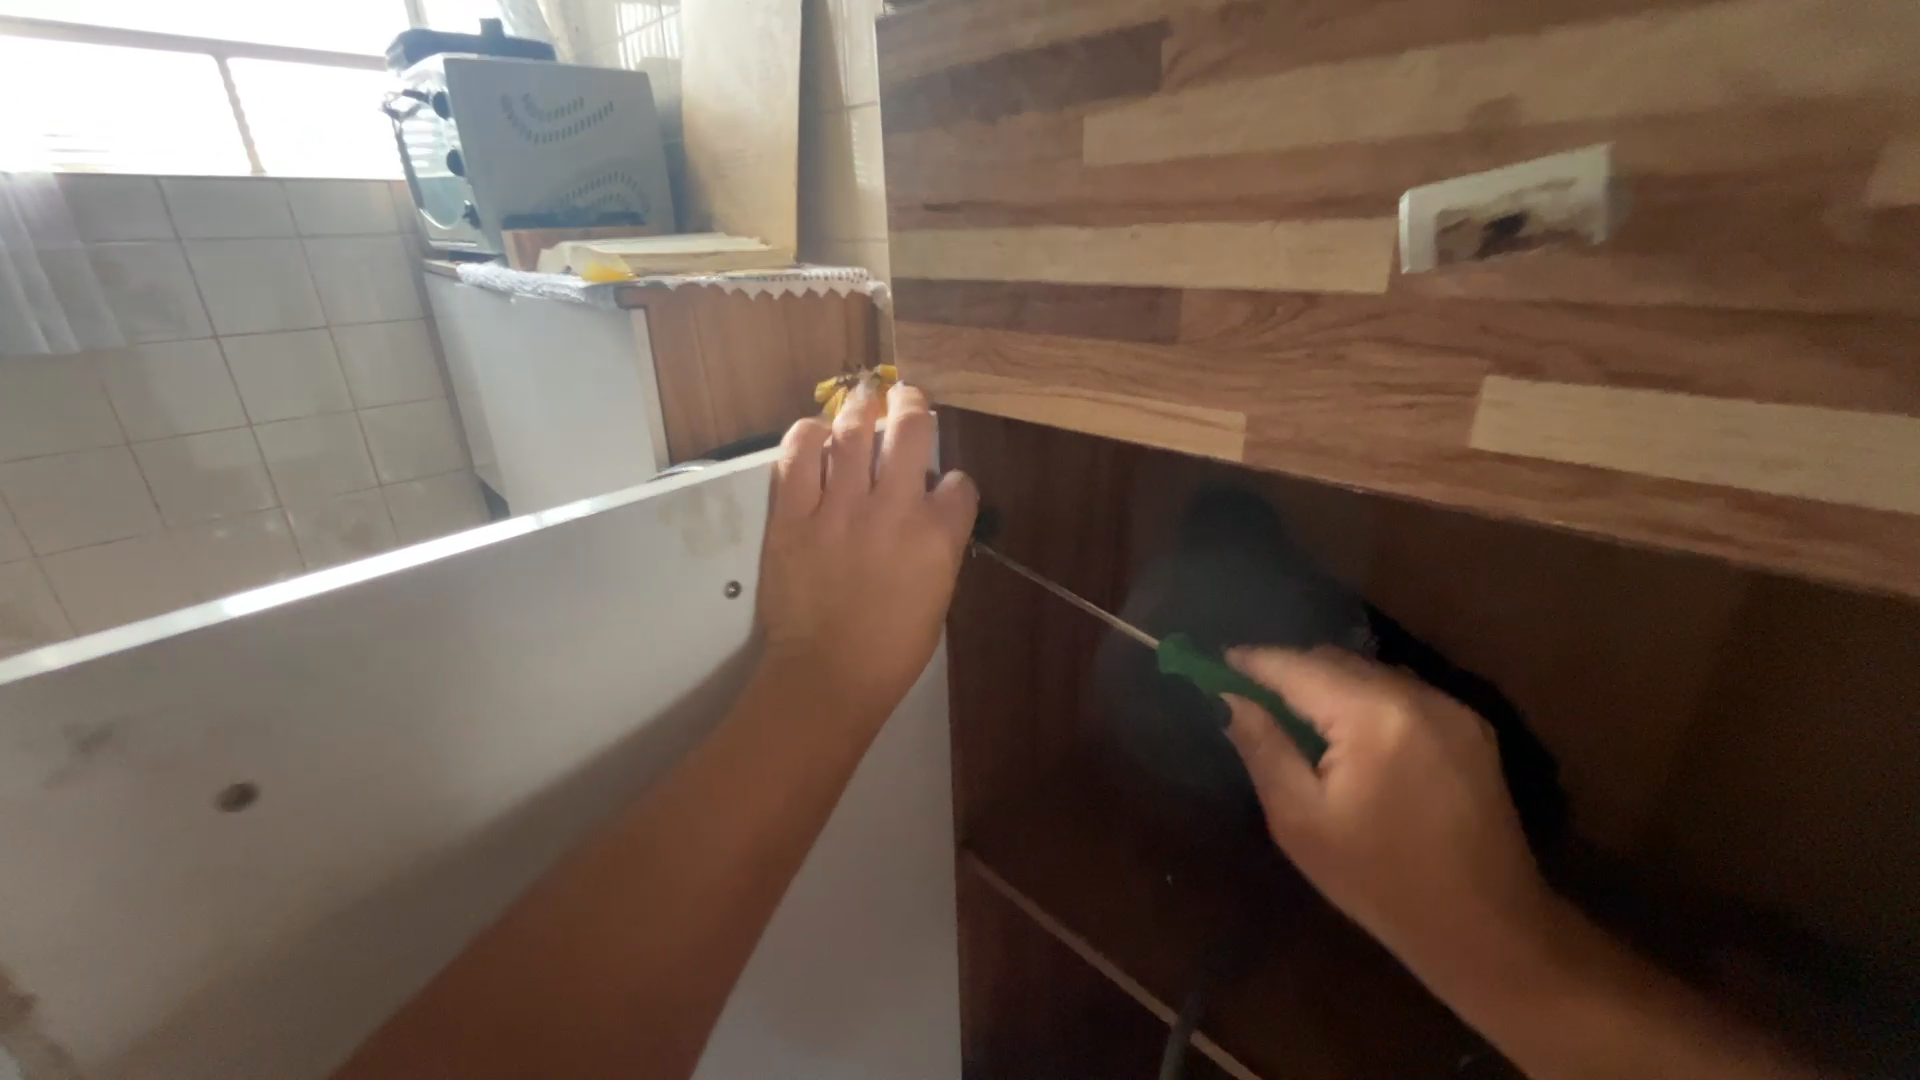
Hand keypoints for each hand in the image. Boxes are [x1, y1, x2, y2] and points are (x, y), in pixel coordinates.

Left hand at [755, 380, 978, 720]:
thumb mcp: (939, 597)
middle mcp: (892, 510)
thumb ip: (939, 545)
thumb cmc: (891, 649)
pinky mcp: (792, 516)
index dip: (952, 481)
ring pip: (853, 431)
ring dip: (862, 408)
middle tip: (906, 396)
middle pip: (910, 431)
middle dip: (913, 405)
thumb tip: (930, 507)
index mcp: (938, 537)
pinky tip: (816, 432)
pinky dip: (808, 434)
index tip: (941, 486)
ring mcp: (838, 509)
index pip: (958, 482)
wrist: (825, 677)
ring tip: (864, 399)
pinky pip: (798, 455)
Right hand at [1221, 646, 1558, 977]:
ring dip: (1323, 680)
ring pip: (1366, 670)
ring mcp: (1450, 707)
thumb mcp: (1300, 819)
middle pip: (1332, 659)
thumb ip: (1261, 746)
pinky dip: (1360, 695)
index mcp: (1372, 717)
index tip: (1210, 662)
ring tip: (1290, 712)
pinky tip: (1345, 730)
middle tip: (1244, 691)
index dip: (1248, 660)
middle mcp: (1415, 695)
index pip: (1295, 666)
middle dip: (1284, 668)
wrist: (1489, 932)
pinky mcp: (1469, 726)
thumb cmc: (1379, 881)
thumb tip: (1223, 697)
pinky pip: (1398, 690)